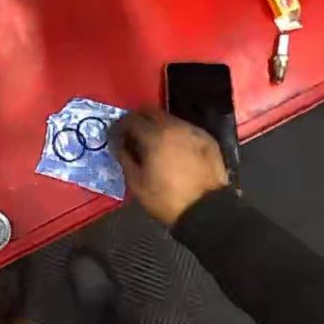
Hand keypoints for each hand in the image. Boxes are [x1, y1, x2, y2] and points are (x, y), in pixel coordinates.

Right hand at [113, 107, 229, 224]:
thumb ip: (124, 157)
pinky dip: (176, 134)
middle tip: (134, 135)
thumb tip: (117, 143)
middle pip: (151, 112)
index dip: (120, 125)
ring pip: (170, 119)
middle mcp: (174, 126)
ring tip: (155, 143)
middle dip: (139, 120)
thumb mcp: (137, 183)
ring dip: (159, 126)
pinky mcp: (207, 139)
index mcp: (154, 136)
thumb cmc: (166, 199)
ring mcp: (193, 131)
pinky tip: (175, 149)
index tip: (116, 135)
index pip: (131, 119)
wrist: (206, 211)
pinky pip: (186, 129)